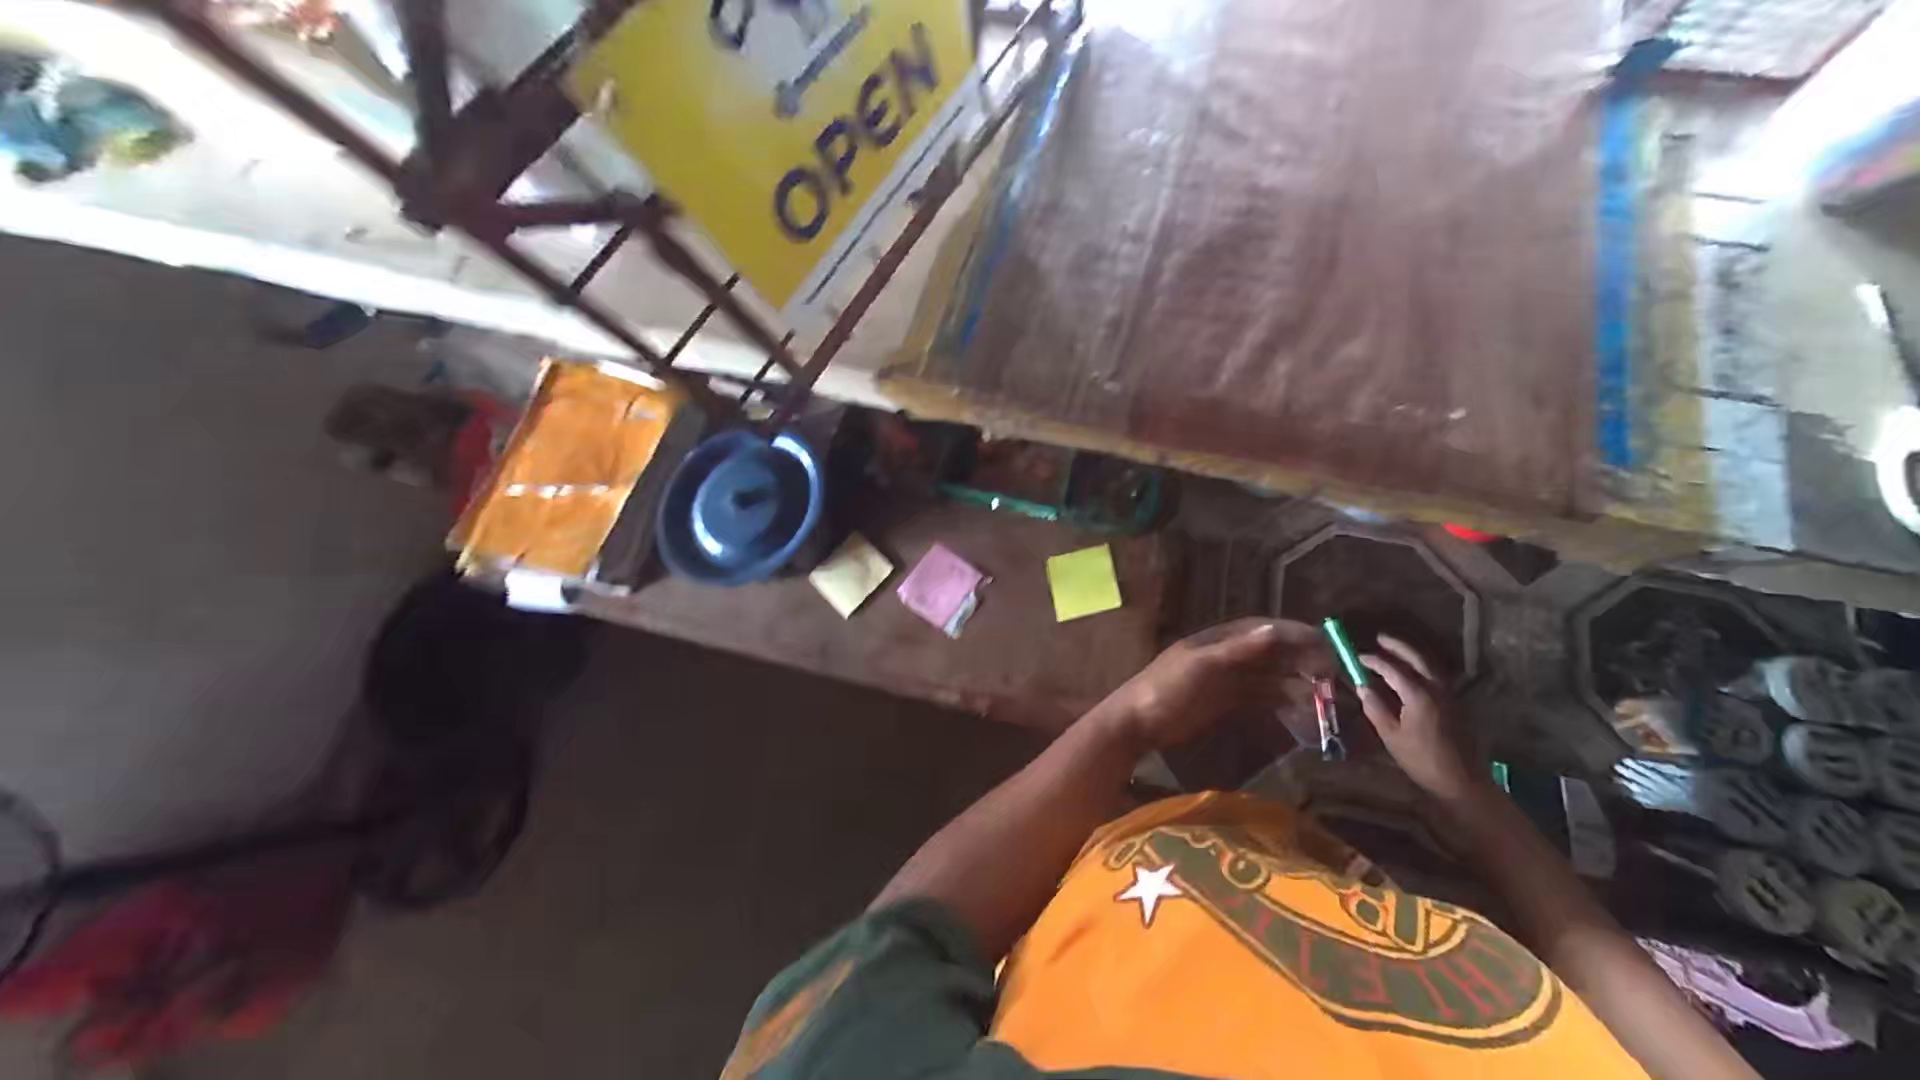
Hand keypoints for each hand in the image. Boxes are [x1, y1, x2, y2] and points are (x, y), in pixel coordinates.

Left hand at [1092, 618, 1332, 751]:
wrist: (1137, 723)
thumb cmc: (1166, 688)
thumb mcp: (1202, 666)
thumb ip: (1239, 649)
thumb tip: (1274, 629)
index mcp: (1218, 640)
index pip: (1263, 630)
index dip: (1295, 634)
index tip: (1327, 642)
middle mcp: (1226, 656)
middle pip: (1271, 654)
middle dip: (1303, 661)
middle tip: (1335, 675)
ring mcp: (1226, 680)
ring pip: (1269, 677)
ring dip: (1297, 684)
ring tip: (1326, 697)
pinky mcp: (1225, 703)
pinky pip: (1261, 698)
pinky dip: (1282, 702)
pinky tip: (1303, 712)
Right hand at [1357, 636, 1488, 803]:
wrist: (1461, 781)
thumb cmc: (1421, 759)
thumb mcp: (1390, 735)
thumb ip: (1375, 707)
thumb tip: (1362, 686)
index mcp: (1419, 696)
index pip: (1393, 669)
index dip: (1374, 661)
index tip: (1357, 657)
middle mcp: (1437, 690)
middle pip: (1418, 659)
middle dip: (1398, 647)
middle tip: (1379, 639)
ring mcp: (1449, 696)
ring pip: (1430, 666)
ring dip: (1411, 655)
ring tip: (1393, 651)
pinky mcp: (1454, 704)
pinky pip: (1435, 677)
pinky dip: (1420, 668)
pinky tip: (1410, 672)